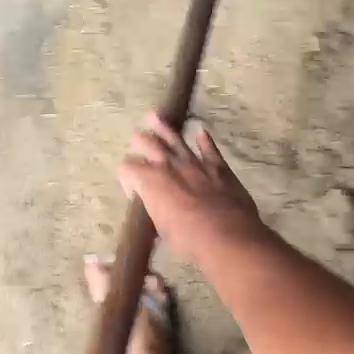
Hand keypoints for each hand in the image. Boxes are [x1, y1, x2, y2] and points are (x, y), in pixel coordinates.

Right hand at [118, 113, 270, 262]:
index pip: (127, 167)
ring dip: (162, 127)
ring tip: (153, 115)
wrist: (227, 236)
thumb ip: (155, 207)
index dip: (127, 178)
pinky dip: (204, 140)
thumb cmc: (188, 239)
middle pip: (147, 142)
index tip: (134, 192)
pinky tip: (200, 132)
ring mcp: (193, 162)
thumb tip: (154, 205)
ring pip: (174, 138)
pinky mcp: (217, 166)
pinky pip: (208, 148)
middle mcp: (168, 164)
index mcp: (149, 180)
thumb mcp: (161, 227)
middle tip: (137, 140)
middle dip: (139, 141)